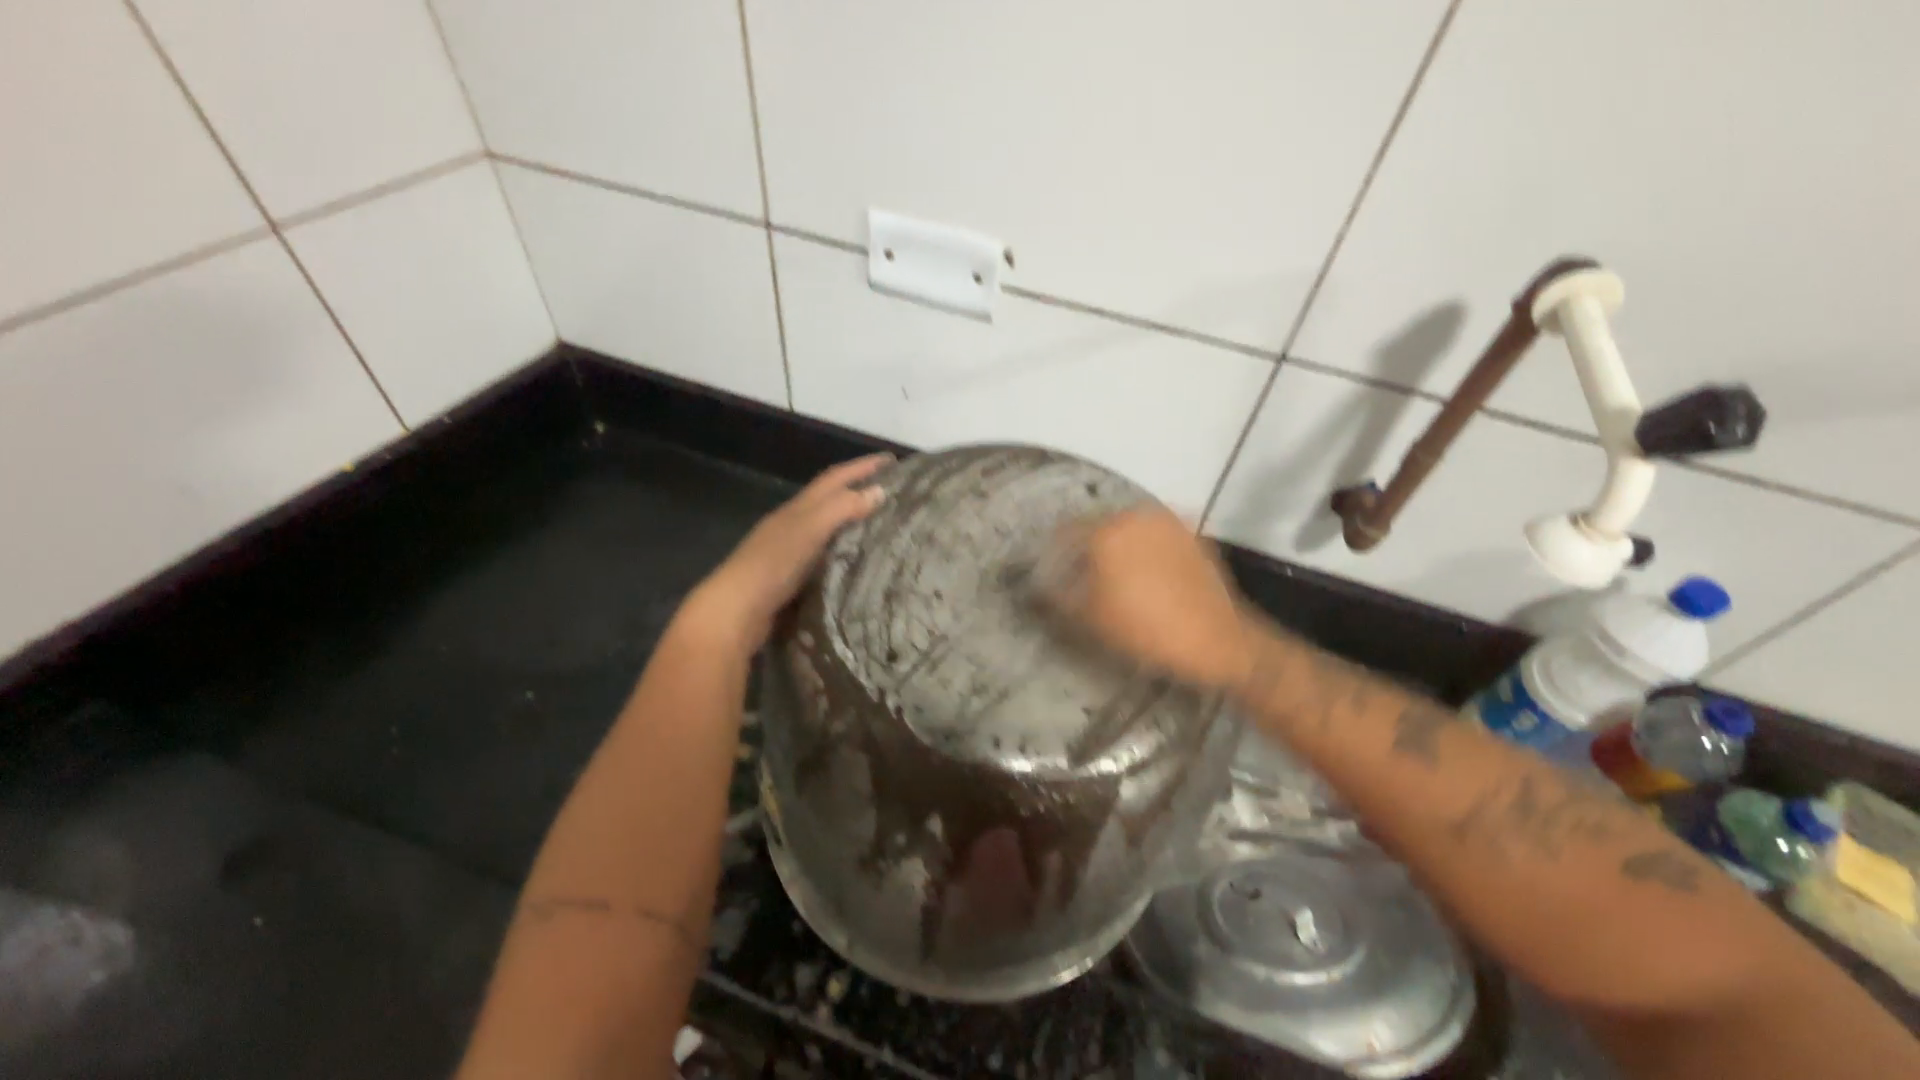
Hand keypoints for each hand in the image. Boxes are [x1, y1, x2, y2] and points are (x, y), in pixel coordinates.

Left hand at [685, 454, 891, 649]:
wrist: (735, 613)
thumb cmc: (771, 566)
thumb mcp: (808, 530)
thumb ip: (842, 509)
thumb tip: (880, 491)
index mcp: (797, 509)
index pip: (834, 479)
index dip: (861, 467)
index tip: (892, 459)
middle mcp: (793, 526)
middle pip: (830, 501)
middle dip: (859, 492)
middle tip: (894, 493)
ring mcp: (791, 554)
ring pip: (828, 530)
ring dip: (853, 524)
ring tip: (885, 528)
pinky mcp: (792, 581)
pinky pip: (826, 558)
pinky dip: (844, 554)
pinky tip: (860, 565)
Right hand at [1036, 508, 1253, 690]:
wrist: (1218, 641)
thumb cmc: (1147, 632)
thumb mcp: (1091, 621)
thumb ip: (1057, 597)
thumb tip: (1035, 585)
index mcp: (1106, 530)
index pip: (1064, 534)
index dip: (1053, 556)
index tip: (1051, 576)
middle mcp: (1136, 515)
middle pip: (1098, 527)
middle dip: (1087, 549)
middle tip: (1083, 579)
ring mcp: (1169, 521)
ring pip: (1130, 529)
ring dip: (1118, 547)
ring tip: (1116, 578)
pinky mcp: (1194, 534)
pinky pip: (1158, 538)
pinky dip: (1147, 550)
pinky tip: (1147, 575)